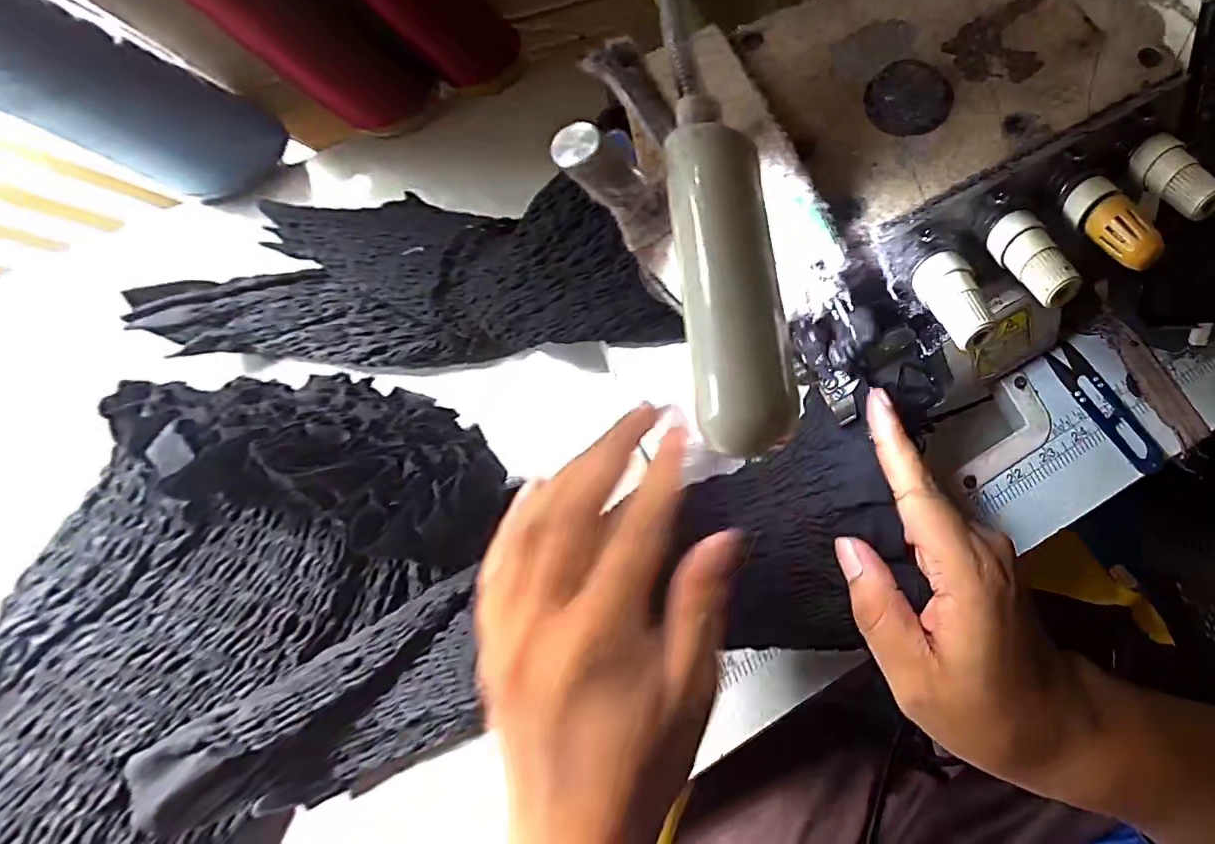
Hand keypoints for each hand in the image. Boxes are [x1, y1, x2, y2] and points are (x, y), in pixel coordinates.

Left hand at [477, 406, 743, 843]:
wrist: (570, 834)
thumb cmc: (644, 759)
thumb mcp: (692, 684)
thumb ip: (700, 603)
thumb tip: (721, 535)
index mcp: (596, 635)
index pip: (633, 530)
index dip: (661, 474)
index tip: (680, 432)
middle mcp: (539, 624)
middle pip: (569, 512)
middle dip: (609, 450)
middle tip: (643, 413)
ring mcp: (506, 632)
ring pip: (526, 528)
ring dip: (567, 470)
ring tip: (604, 437)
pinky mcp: (493, 642)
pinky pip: (498, 562)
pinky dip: (518, 515)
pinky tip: (538, 487)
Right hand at [835, 388, 1101, 791]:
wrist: (1051, 719)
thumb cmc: (983, 710)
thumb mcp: (914, 676)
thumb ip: (878, 605)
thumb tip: (849, 544)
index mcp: (965, 570)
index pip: (920, 495)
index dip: (896, 445)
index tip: (879, 402)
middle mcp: (982, 544)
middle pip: (926, 492)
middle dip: (892, 451)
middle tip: (857, 418)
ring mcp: (991, 547)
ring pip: (934, 507)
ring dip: (900, 482)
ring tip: (863, 457)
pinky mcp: (989, 556)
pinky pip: (942, 524)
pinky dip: (913, 512)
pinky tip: (888, 514)